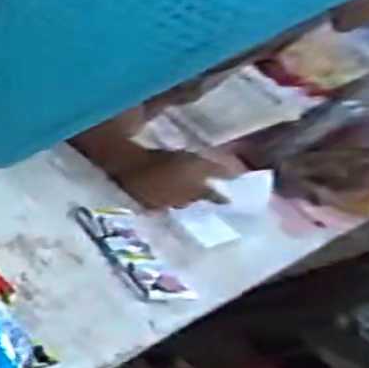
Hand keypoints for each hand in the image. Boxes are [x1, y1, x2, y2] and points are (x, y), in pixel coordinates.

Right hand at [114, 150, 244, 209]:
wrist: (129, 166)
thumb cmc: (166, 161)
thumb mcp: (198, 161)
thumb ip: (218, 170)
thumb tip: (239, 176)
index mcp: (197, 193)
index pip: (215, 198)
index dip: (221, 199)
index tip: (228, 202)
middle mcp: (181, 202)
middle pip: (192, 202)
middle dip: (195, 200)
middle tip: (197, 197)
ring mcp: (160, 204)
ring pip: (172, 205)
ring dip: (176, 202)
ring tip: (176, 199)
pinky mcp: (141, 202)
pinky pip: (153, 206)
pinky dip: (157, 205)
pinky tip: (156, 203)